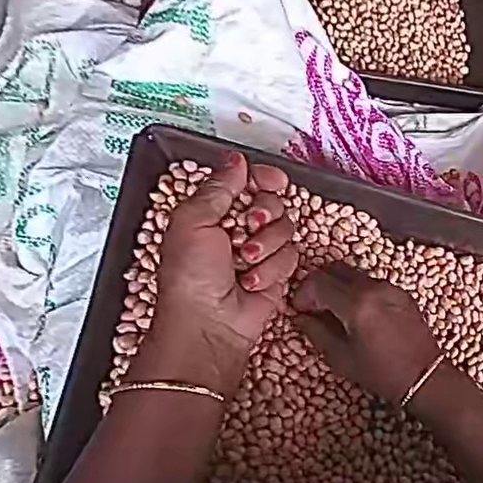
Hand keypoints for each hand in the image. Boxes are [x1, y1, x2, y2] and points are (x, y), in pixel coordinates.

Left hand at [128, 153, 299, 390]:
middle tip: (248, 227)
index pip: (249, 182)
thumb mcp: (193, 219)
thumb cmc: (191, 276)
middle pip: (274, 202)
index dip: (263, 179)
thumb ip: (219, 187)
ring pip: (286, 230)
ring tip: (244, 263)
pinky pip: (292, 256)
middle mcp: (240, 229)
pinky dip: (273, 269)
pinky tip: (252, 282)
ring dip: (266, 246)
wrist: (210, 321)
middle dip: (265, 214)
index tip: (272, 181)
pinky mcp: (278, 273)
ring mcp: (261, 251)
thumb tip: (236, 160)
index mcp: (216, 211)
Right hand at [290, 263, 441, 402]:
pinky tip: (355, 314)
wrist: (424, 377)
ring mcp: (391, 288)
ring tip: (333, 312)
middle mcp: (374, 288)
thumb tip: (301, 317)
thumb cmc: (382, 373)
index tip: (299, 310)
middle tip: (311, 307)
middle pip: (334, 269)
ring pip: (353, 273)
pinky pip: (370, 282)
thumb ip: (316, 332)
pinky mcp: (402, 293)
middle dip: (317, 285)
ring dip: (337, 286)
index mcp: (357, 303)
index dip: (302, 294)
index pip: (318, 282)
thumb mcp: (341, 358)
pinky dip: (356, 290)